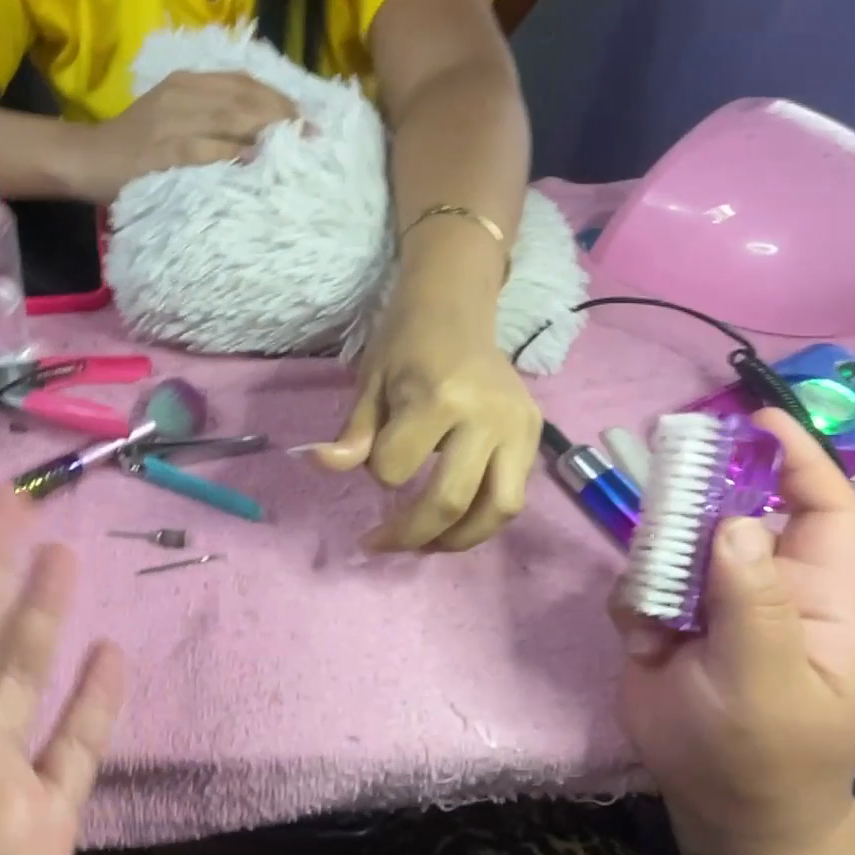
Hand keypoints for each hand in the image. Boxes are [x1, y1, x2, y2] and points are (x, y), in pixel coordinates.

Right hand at [77, 71, 296, 201]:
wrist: (86, 159)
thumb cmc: (135, 146)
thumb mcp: (174, 117)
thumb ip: (211, 118)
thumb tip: (263, 133)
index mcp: (188, 82)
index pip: (244, 83)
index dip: (280, 99)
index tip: (308, 119)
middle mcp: (183, 95)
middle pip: (245, 99)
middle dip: (283, 117)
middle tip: (312, 137)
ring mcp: (172, 123)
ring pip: (231, 120)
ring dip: (267, 133)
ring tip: (295, 149)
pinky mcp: (163, 152)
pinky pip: (206, 150)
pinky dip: (233, 155)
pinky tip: (255, 163)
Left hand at [308, 289, 542, 550]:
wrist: (455, 307)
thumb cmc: (404, 343)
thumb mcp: (369, 384)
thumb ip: (353, 435)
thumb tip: (318, 466)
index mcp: (439, 399)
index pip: (396, 469)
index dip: (376, 475)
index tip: (369, 461)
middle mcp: (488, 417)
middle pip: (452, 503)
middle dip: (411, 535)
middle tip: (382, 544)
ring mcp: (519, 427)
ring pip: (498, 510)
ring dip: (458, 540)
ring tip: (425, 546)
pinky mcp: (536, 434)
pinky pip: (514, 495)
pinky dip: (484, 518)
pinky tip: (453, 521)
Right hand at [612, 409, 854, 854]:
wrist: (719, 805)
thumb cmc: (763, 749)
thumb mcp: (766, 681)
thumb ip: (752, 603)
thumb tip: (735, 522)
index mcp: (817, 599)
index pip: (823, 513)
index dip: (800, 461)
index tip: (758, 420)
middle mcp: (765, 589)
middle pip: (735, 516)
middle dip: (700, 499)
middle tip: (663, 484)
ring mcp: (711, 605)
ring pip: (674, 548)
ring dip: (654, 567)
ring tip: (653, 612)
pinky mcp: (664, 622)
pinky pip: (638, 585)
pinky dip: (631, 604)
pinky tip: (640, 644)